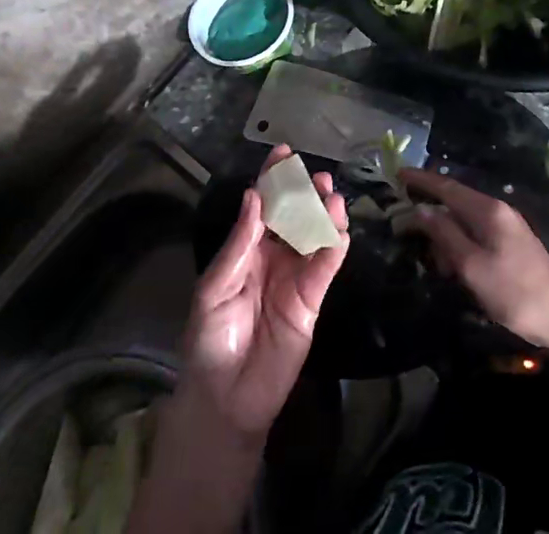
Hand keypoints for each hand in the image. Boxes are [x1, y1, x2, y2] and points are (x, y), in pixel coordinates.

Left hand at [180, 145, 348, 436]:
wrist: (225, 395)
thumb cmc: (209, 338)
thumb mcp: (214, 287)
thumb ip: (239, 243)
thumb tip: (253, 197)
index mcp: (246, 249)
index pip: (263, 206)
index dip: (273, 179)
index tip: (284, 153)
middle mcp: (274, 256)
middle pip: (295, 216)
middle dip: (305, 193)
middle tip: (316, 175)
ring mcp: (295, 276)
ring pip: (315, 236)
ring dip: (325, 214)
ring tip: (331, 195)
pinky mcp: (312, 299)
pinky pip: (326, 266)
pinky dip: (334, 245)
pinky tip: (339, 227)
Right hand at [402, 167, 548, 353]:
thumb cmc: (515, 293)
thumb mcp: (472, 266)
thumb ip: (444, 234)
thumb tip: (421, 209)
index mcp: (488, 210)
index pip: (447, 186)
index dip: (421, 180)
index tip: (397, 173)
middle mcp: (498, 211)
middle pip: (455, 202)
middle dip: (431, 218)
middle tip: (409, 237)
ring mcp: (507, 227)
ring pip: (464, 221)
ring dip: (446, 239)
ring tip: (438, 266)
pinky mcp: (511, 244)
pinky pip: (476, 235)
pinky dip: (460, 247)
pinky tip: (456, 268)